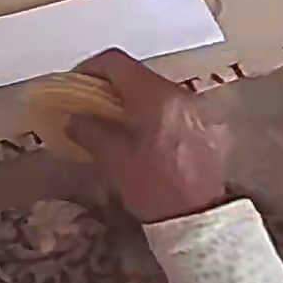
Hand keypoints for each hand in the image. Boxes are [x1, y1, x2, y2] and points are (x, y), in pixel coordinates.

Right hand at [66, 49, 229, 222]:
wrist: (200, 219)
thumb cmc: (154, 187)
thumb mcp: (114, 159)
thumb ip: (90, 130)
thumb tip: (73, 118)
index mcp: (154, 97)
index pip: (116, 62)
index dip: (90, 67)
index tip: (76, 83)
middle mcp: (180, 94)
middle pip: (138, 75)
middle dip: (111, 85)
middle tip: (91, 104)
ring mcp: (198, 109)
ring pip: (157, 91)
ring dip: (133, 100)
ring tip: (116, 123)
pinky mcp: (209, 126)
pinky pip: (175, 108)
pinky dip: (154, 113)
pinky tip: (145, 137)